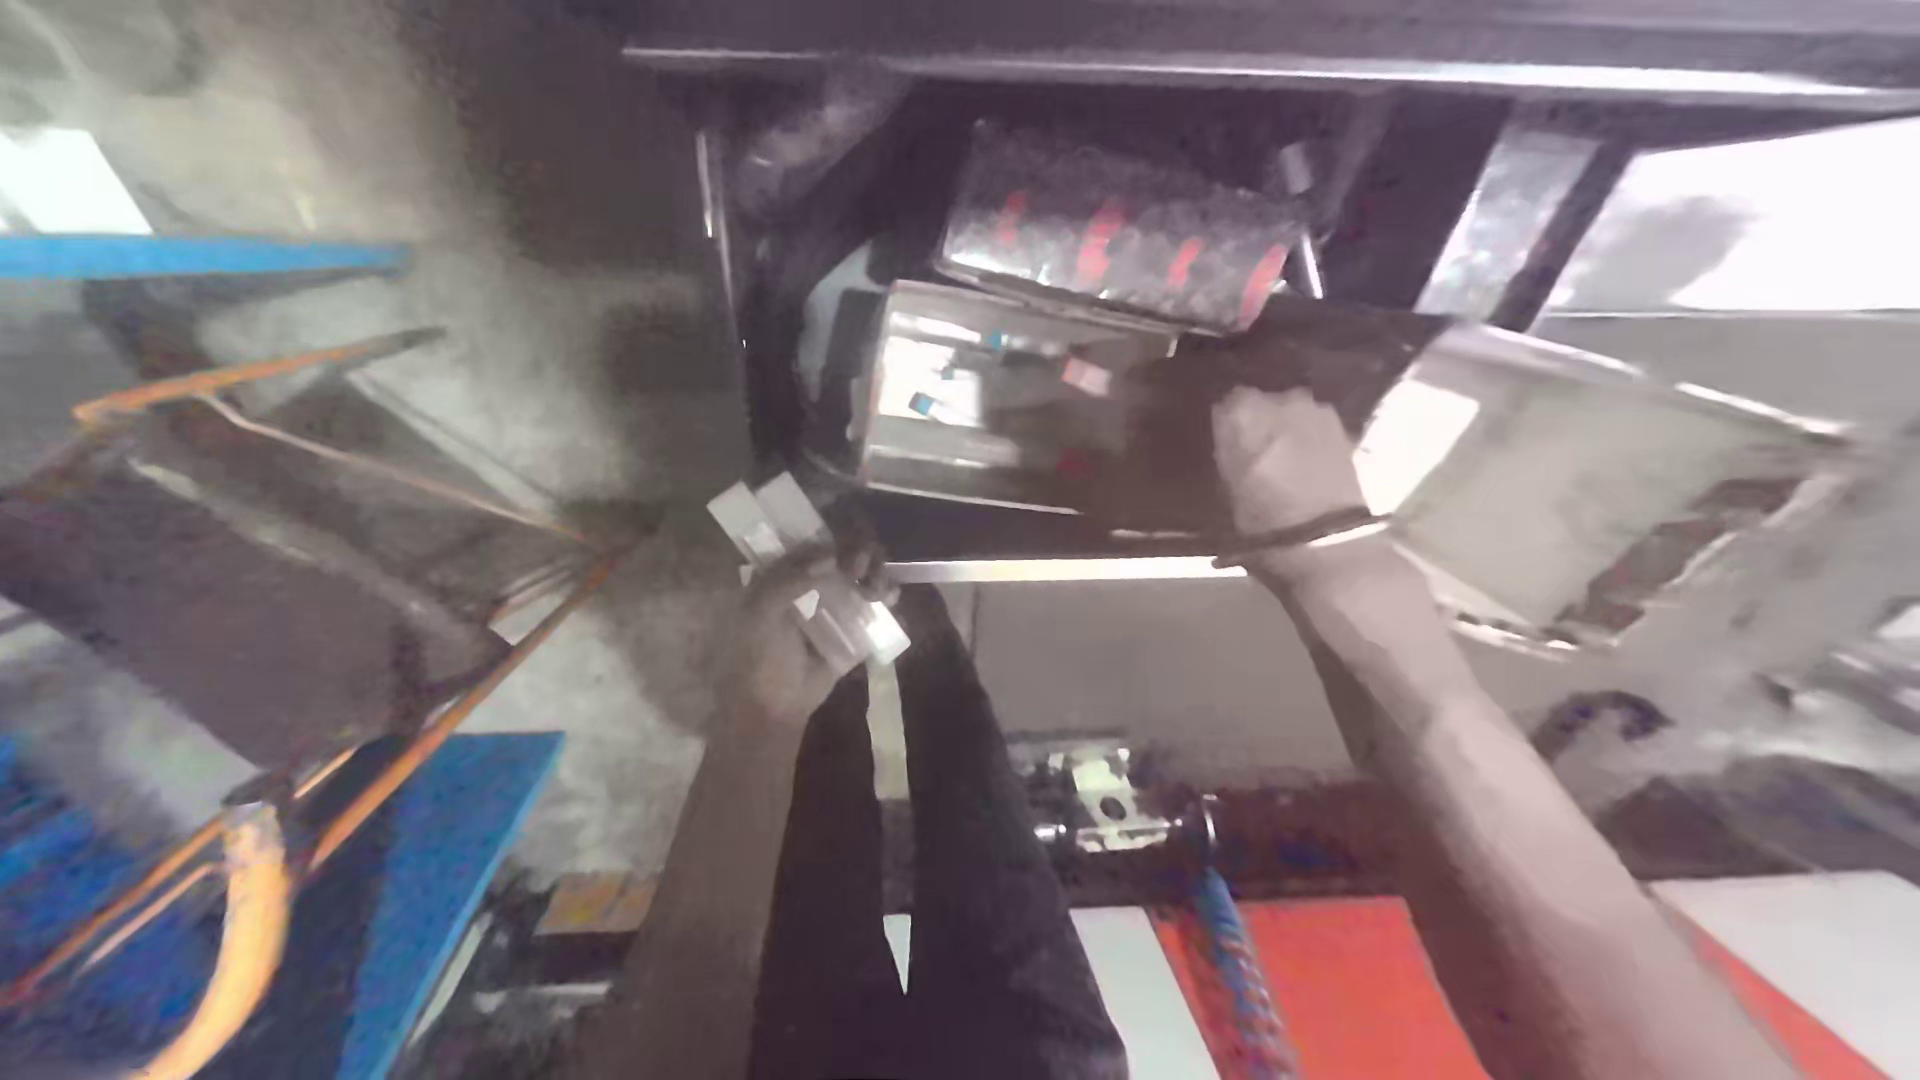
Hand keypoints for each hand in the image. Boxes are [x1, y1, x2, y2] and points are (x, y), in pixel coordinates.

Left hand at [721, 548, 890, 725]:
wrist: (775, 704)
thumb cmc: (760, 656)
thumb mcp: (762, 612)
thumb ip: (790, 580)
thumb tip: (830, 557)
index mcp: (782, 577)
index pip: (811, 546)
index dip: (829, 542)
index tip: (842, 551)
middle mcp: (810, 586)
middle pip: (842, 557)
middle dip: (857, 556)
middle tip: (860, 570)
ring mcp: (833, 606)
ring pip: (862, 576)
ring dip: (875, 574)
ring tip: (877, 589)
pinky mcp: (853, 627)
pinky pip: (873, 605)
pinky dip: (887, 595)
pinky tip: (891, 597)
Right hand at [1213, 387, 1367, 535]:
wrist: (1323, 534)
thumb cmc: (1261, 515)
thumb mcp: (1226, 484)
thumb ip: (1226, 449)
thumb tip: (1230, 438)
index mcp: (1243, 410)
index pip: (1226, 404)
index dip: (1226, 424)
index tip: (1226, 442)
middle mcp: (1280, 398)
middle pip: (1261, 401)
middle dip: (1258, 421)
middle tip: (1255, 450)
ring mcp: (1316, 409)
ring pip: (1290, 411)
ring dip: (1285, 427)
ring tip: (1283, 457)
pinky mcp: (1343, 426)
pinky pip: (1314, 424)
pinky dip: (1307, 437)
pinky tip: (1305, 462)